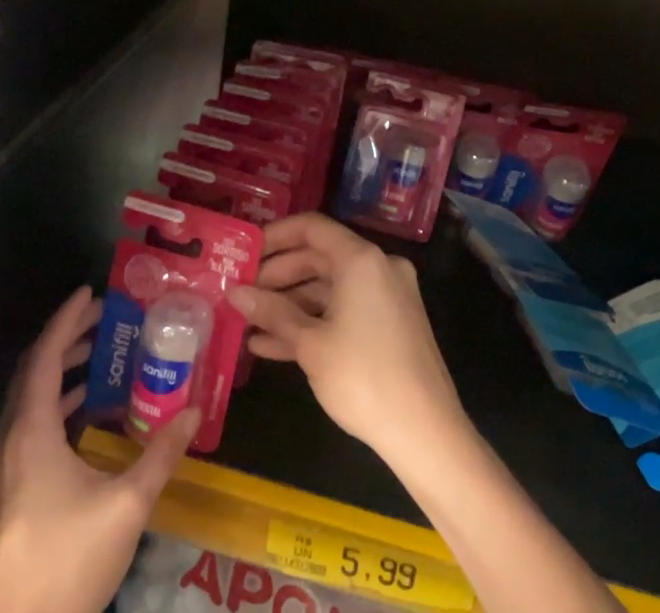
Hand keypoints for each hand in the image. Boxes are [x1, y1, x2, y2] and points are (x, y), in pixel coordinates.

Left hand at [0, 286, 197, 612]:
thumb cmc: (73, 559)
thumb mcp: (128, 503)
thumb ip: (162, 453)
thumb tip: (195, 410)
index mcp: (32, 432)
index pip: (46, 358)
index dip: (68, 320)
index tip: (92, 292)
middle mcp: (11, 438)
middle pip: (35, 371)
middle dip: (70, 339)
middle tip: (109, 319)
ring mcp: (6, 463)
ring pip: (31, 398)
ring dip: (65, 371)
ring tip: (105, 355)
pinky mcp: (10, 484)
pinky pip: (32, 423)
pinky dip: (60, 403)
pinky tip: (91, 411)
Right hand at [225, 213, 464, 463]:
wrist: (424, 431)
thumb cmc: (363, 377)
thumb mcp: (310, 344)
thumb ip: (271, 312)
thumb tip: (234, 292)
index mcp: (362, 261)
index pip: (312, 228)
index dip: (274, 236)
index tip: (244, 253)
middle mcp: (378, 270)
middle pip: (319, 258)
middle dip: (277, 276)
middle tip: (241, 292)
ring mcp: (387, 299)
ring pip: (329, 290)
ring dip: (289, 305)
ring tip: (248, 322)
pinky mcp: (389, 327)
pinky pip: (344, 313)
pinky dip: (311, 324)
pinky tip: (270, 345)